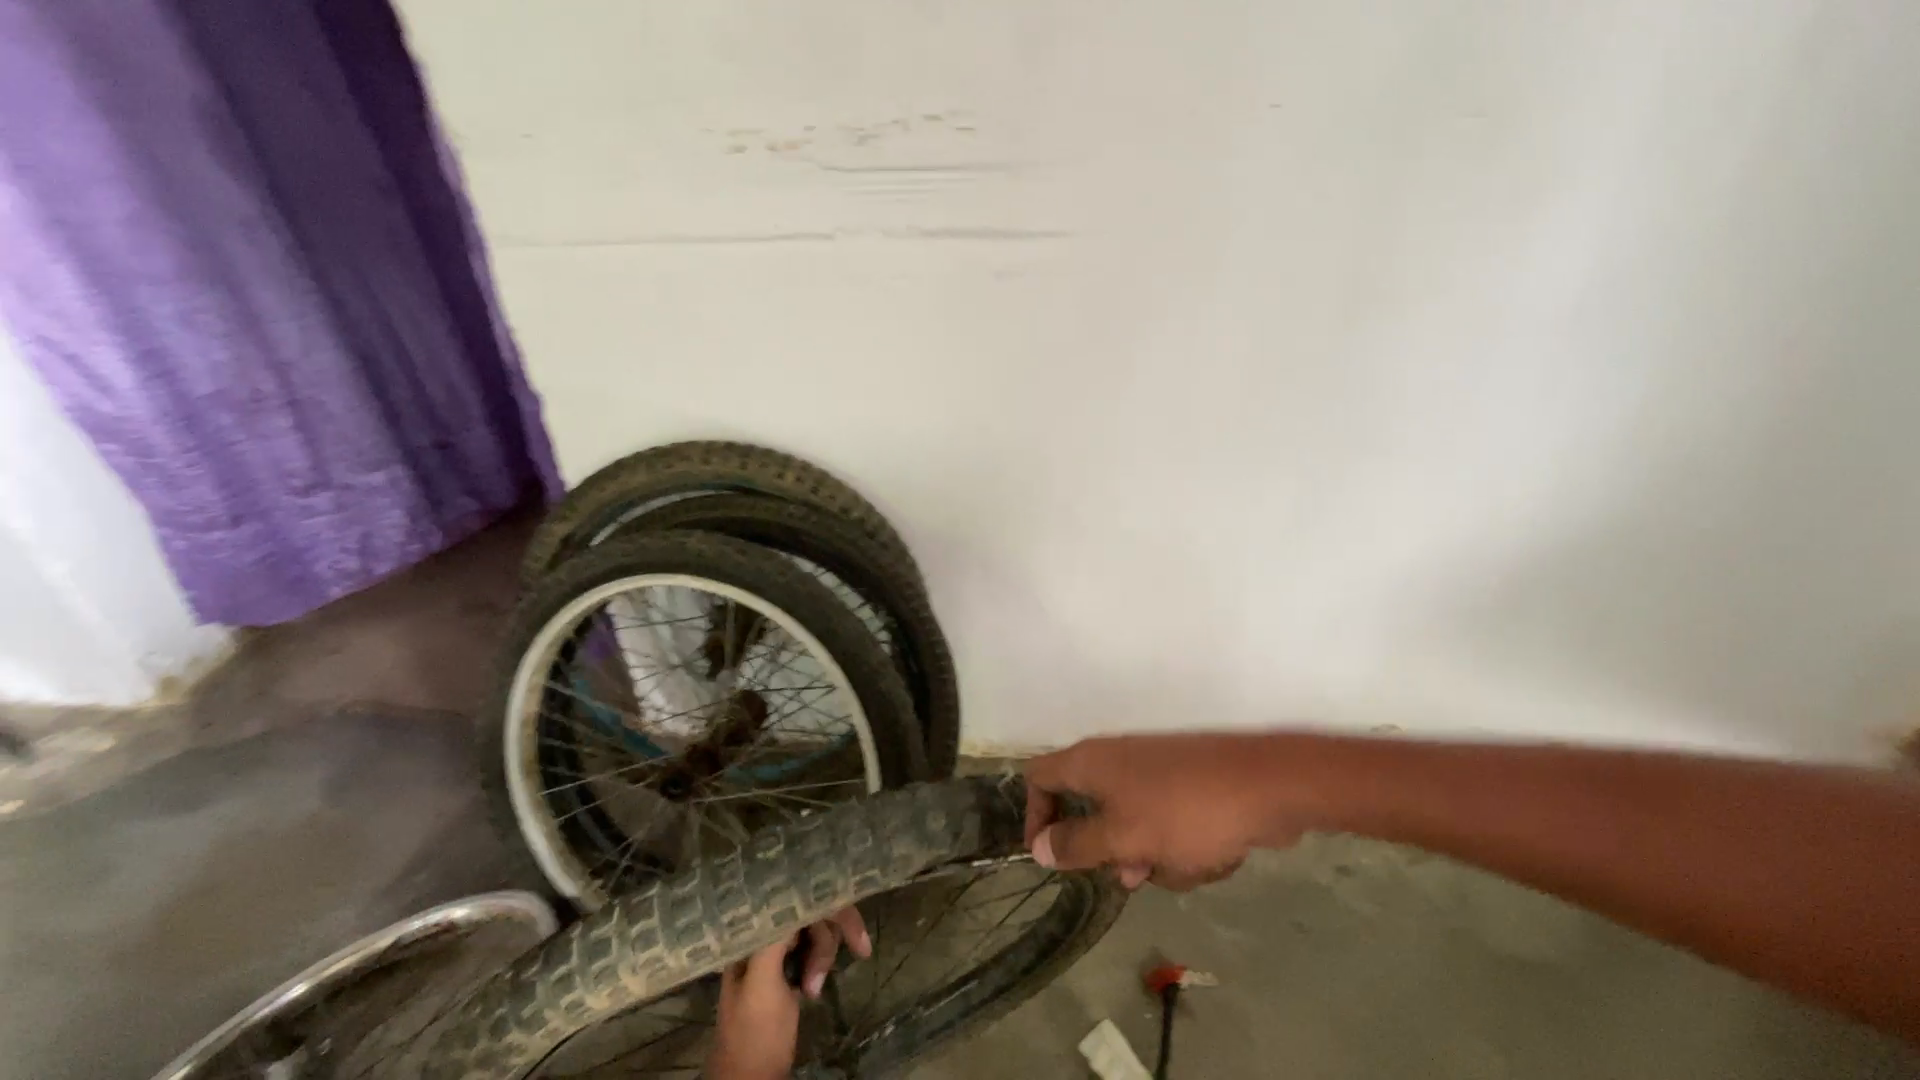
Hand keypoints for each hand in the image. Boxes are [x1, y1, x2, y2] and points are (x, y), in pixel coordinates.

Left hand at [706, 908, 869, 1079]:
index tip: (853, 934)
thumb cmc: (754, 1032)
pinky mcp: (787, 966)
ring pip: (817, 932)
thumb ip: (775, 937)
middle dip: (824, 945)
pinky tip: (814, 989)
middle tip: (817, 981)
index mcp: (753, 929)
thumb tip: (796, 895)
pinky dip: (821, 965)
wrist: (752, 1079)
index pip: (795, 898)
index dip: (827, 908)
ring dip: (823, 960)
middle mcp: (764, 931)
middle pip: (812, 913)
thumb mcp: (762, 982)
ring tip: (812, 991)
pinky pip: (815, 949)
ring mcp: (776, 950)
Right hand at [1025, 733, 1304, 890]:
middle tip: (1131, 876)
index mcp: (1090, 762)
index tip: (1048, 855)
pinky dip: (1185, 848)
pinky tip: (1214, 855)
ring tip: (1186, 865)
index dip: (1035, 816)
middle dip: (1111, 851)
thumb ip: (1076, 846)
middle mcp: (1117, 761)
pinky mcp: (1188, 788)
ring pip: (1135, 828)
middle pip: (1091, 810)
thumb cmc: (1184, 812)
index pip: (1039, 778)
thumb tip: (1038, 848)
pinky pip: (1170, 827)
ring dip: (1155, 857)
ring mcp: (1155, 773)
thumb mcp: (1122, 838)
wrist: (1268, 787)